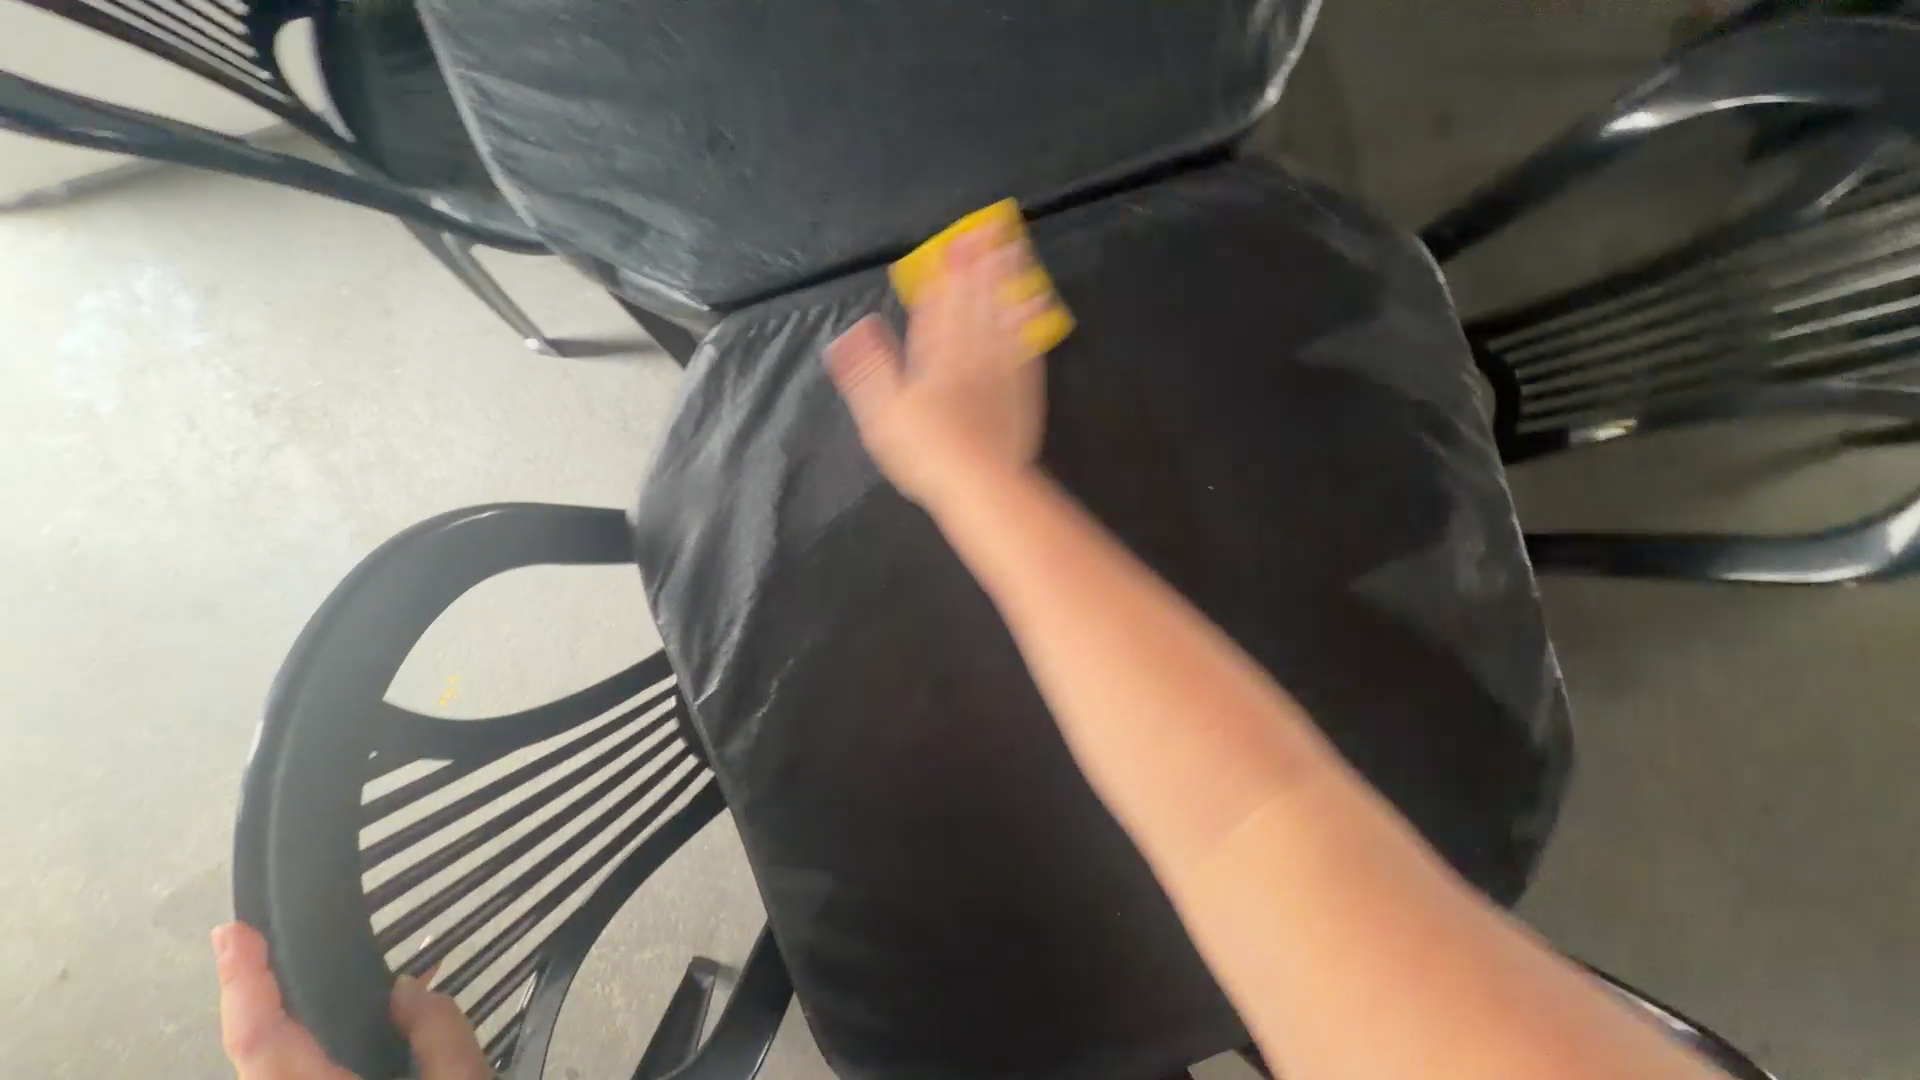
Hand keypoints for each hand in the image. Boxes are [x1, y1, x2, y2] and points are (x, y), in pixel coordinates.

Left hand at [214, 922, 490, 1079]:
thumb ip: (438, 1030)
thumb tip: (404, 989)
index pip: (263, 1041)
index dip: (243, 985)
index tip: (234, 935)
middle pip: (261, 1053)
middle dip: (264, 996)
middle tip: (265, 945)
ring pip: (283, 1069)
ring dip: (298, 1022)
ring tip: (355, 979)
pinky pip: (308, 1076)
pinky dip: (323, 1046)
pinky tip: (385, 1022)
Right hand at [824, 223, 1054, 508]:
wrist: (980, 484)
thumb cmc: (926, 452)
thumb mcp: (882, 414)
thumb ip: (868, 370)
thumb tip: (852, 330)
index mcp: (934, 359)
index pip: (938, 308)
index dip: (946, 274)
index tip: (954, 241)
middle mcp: (969, 356)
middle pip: (974, 303)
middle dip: (980, 265)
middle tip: (991, 228)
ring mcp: (1000, 371)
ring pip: (1003, 316)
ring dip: (1007, 281)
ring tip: (1014, 248)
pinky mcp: (1022, 390)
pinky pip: (1027, 346)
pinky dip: (1030, 321)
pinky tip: (1037, 302)